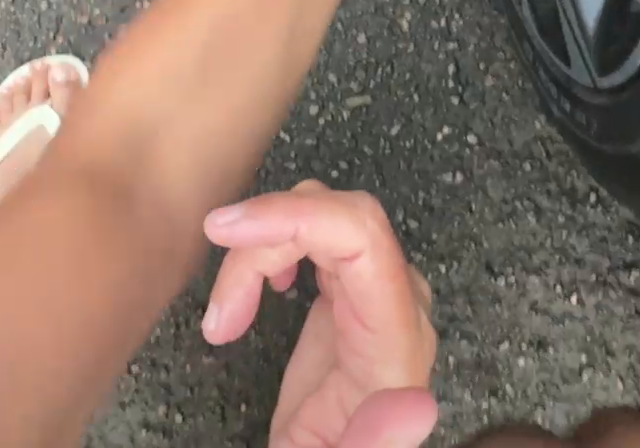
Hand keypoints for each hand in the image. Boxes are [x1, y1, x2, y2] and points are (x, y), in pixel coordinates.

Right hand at [202, 182, 438, 447]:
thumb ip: (375, 442)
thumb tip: (419, 406)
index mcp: (399, 343)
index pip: (362, 237)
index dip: (294, 216)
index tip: (225, 230)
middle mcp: (401, 301)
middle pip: (335, 217)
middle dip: (263, 241)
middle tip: (219, 315)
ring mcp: (382, 286)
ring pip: (323, 215)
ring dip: (261, 250)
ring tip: (226, 319)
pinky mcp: (360, 284)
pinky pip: (320, 232)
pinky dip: (276, 247)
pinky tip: (267, 288)